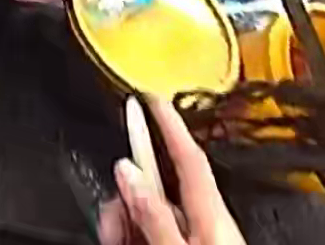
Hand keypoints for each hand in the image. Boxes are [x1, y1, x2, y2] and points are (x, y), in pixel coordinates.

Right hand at [98, 97, 244, 244]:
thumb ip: (155, 217)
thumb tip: (128, 170)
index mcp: (214, 220)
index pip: (188, 157)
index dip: (168, 121)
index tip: (150, 95)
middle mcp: (208, 228)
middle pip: (158, 188)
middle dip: (127, 193)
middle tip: (111, 220)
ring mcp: (199, 244)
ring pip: (151, 213)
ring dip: (126, 221)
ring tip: (116, 240)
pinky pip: (154, 234)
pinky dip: (135, 236)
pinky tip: (125, 244)